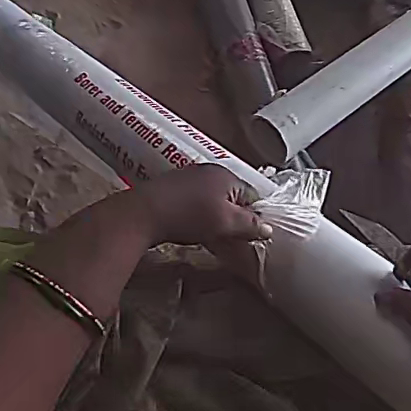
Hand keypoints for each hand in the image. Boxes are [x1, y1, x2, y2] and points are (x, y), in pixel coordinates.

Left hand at [111, 164, 270, 247]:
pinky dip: (198, 216)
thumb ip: (250, 225)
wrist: (142, 213)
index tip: (252, 235)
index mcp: (225, 175)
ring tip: (212, 237)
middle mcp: (208, 171)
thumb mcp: (225, 222)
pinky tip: (192, 229)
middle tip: (232, 239)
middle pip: (232, 197)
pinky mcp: (172, 188)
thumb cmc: (189, 215)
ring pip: (212, 200)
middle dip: (234, 218)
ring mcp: (188, 177)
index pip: (252, 195)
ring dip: (215, 218)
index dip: (255, 216)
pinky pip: (195, 202)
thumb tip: (268, 228)